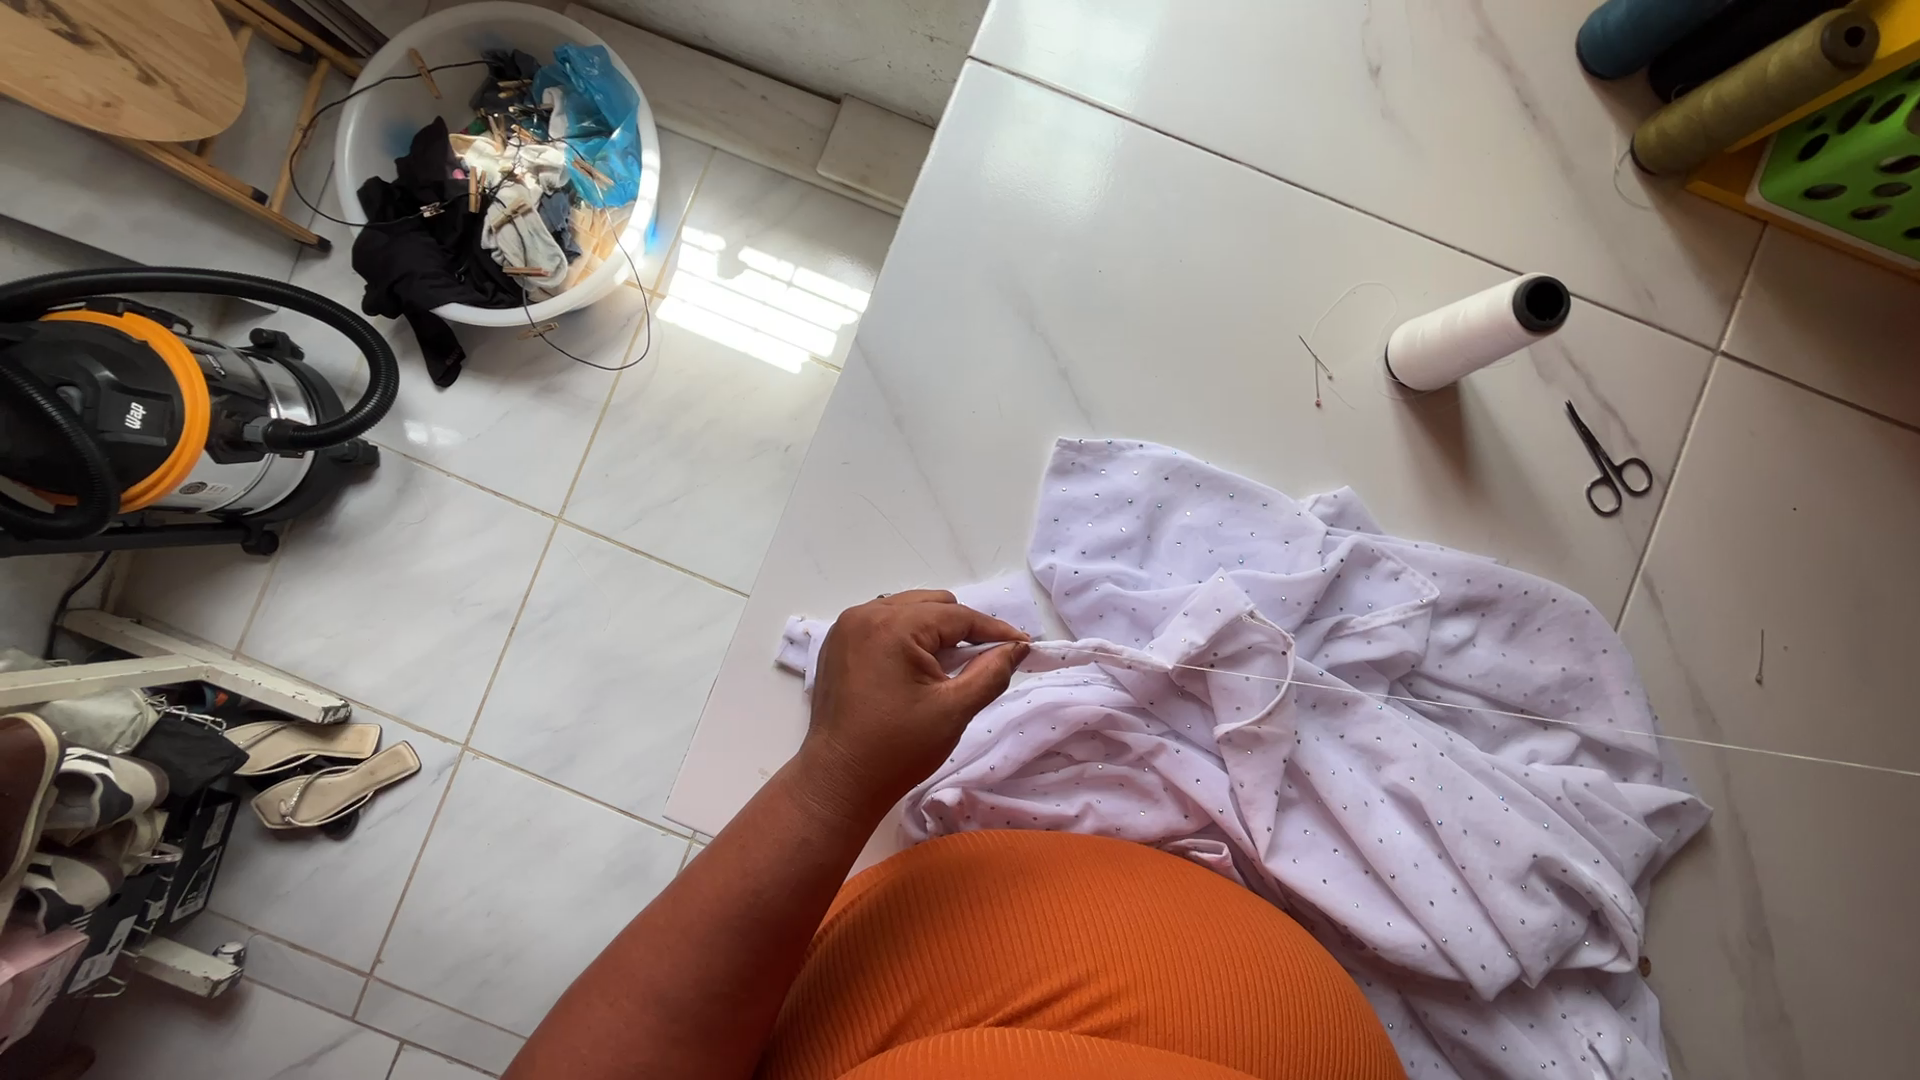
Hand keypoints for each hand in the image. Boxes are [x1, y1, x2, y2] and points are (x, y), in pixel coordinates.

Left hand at [798, 590, 1029, 819]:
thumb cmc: (898, 749)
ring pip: (908, 610)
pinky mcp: (838, 644)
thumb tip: (1017, 647)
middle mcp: (865, 615)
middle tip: (984, 660)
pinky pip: (884, 624)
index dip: (994, 630)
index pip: (956, 616)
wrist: (839, 782)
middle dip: (962, 629)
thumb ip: (991, 672)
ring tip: (950, 665)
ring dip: (934, 630)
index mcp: (892, 626)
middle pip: (931, 604)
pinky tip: (918, 668)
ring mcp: (847, 628)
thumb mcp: (954, 710)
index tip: (1024, 644)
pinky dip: (907, 637)